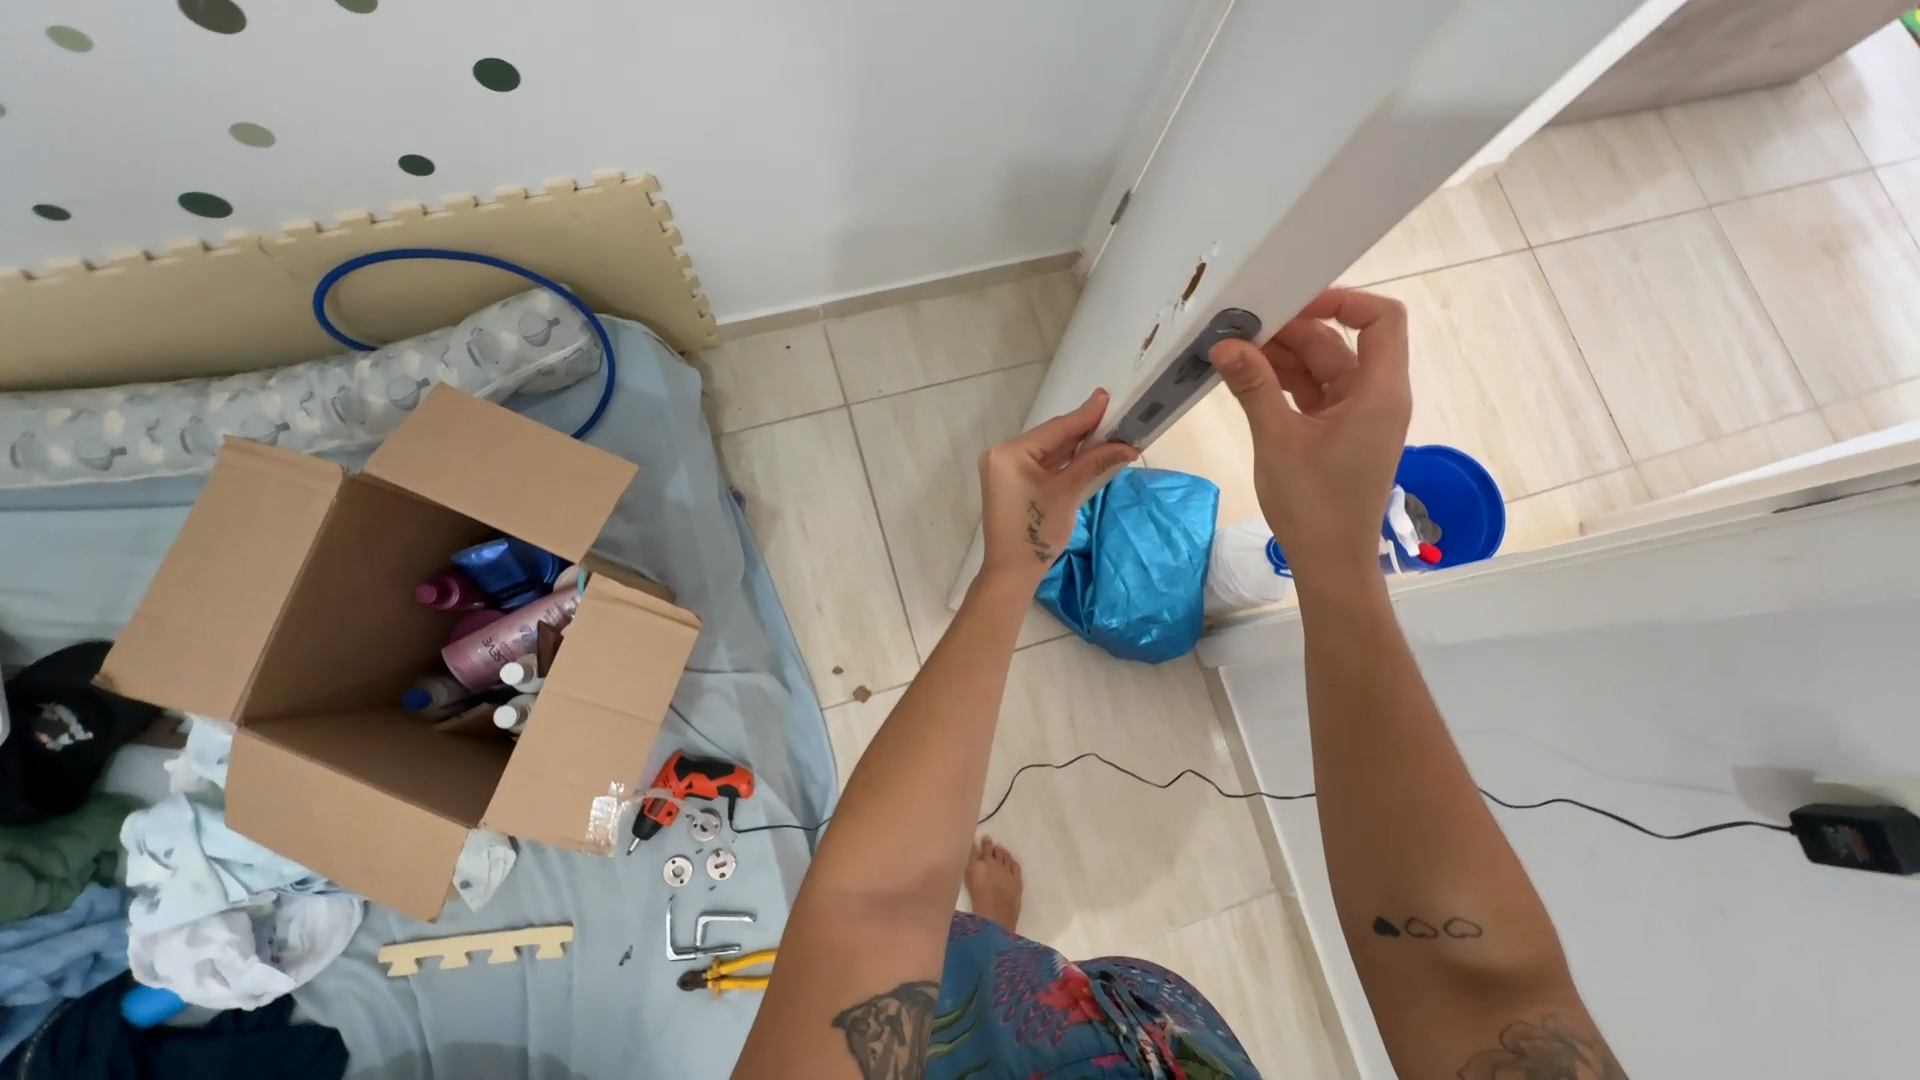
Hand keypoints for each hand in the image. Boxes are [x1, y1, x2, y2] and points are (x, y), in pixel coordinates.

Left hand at [977, 389, 1139, 589]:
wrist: (1012, 571)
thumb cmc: (1037, 531)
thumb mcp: (1068, 492)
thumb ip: (1094, 462)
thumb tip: (1128, 445)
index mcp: (1009, 453)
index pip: (1055, 429)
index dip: (1085, 415)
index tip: (1107, 397)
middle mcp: (1001, 455)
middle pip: (1050, 437)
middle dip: (1082, 431)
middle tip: (1113, 416)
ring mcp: (1003, 469)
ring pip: (1046, 451)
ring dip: (1074, 446)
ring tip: (1105, 432)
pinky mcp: (1010, 483)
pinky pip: (1039, 464)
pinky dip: (1062, 461)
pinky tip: (1085, 452)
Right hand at [1209, 288, 1412, 574]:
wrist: (1330, 562)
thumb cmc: (1313, 504)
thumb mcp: (1278, 440)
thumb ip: (1253, 387)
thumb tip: (1225, 344)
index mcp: (1379, 392)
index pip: (1381, 320)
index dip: (1343, 301)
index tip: (1292, 302)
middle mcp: (1375, 396)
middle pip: (1340, 343)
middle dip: (1293, 332)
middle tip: (1242, 327)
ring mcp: (1356, 417)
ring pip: (1322, 369)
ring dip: (1282, 358)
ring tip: (1235, 350)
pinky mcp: (1337, 434)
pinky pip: (1313, 395)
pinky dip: (1284, 384)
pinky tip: (1248, 378)